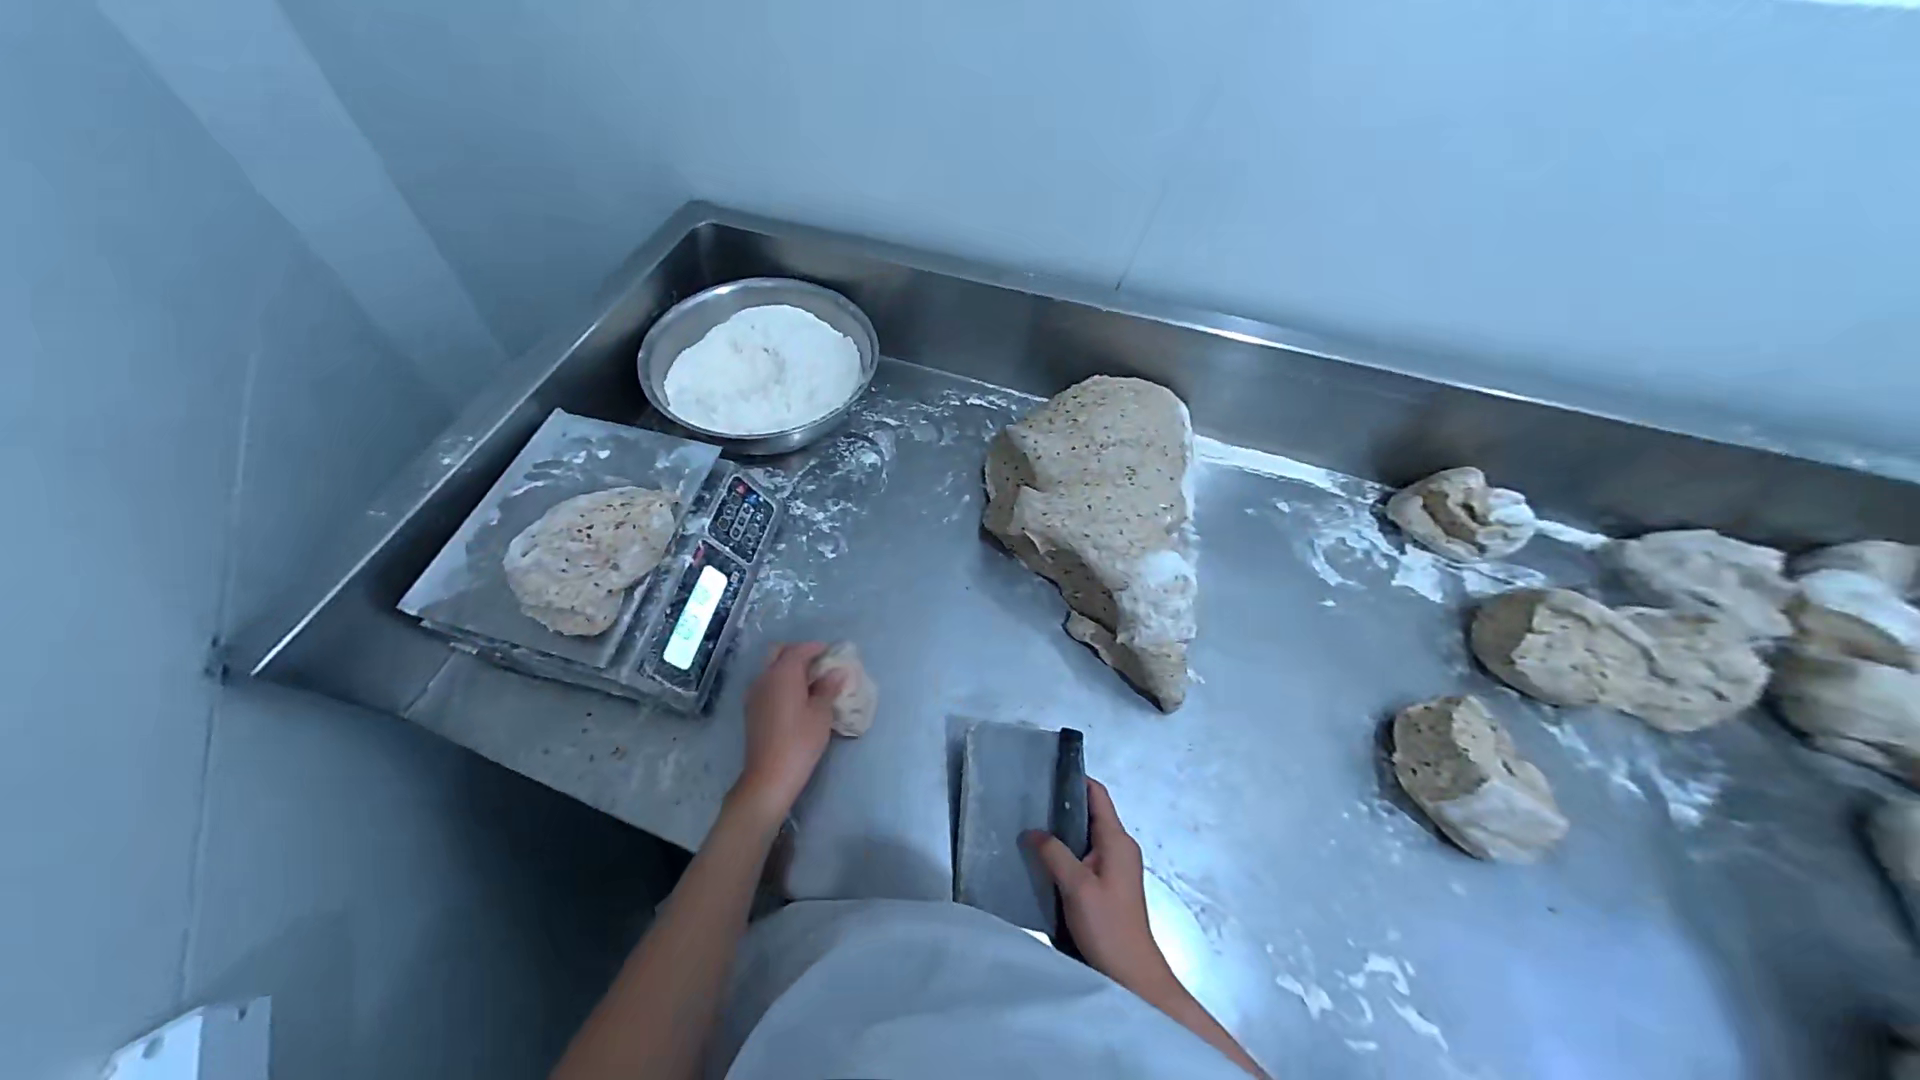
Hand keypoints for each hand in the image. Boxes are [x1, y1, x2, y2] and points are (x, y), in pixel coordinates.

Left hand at [734, 643, 846, 818]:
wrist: (769, 776)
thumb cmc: (800, 741)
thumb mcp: (821, 713)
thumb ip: (828, 688)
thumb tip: (836, 672)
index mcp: (782, 674)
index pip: (799, 650)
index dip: (816, 648)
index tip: (831, 652)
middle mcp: (764, 678)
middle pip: (778, 652)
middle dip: (798, 652)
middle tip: (818, 663)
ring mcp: (754, 693)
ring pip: (770, 667)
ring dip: (788, 667)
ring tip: (810, 681)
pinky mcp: (751, 709)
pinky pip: (766, 683)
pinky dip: (780, 681)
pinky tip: (795, 697)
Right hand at [1025, 779, 1179, 1001]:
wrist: (1132, 975)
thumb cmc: (1108, 926)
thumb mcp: (1077, 887)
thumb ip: (1054, 853)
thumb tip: (1032, 831)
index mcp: (1117, 840)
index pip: (1098, 795)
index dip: (1076, 779)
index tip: (1047, 771)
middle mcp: (1119, 847)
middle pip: (1090, 813)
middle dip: (1062, 803)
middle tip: (1028, 798)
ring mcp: (1115, 867)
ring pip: (1085, 836)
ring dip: (1061, 829)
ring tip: (1029, 824)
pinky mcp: (1107, 884)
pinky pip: (1084, 856)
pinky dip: (1065, 850)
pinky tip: (1042, 857)